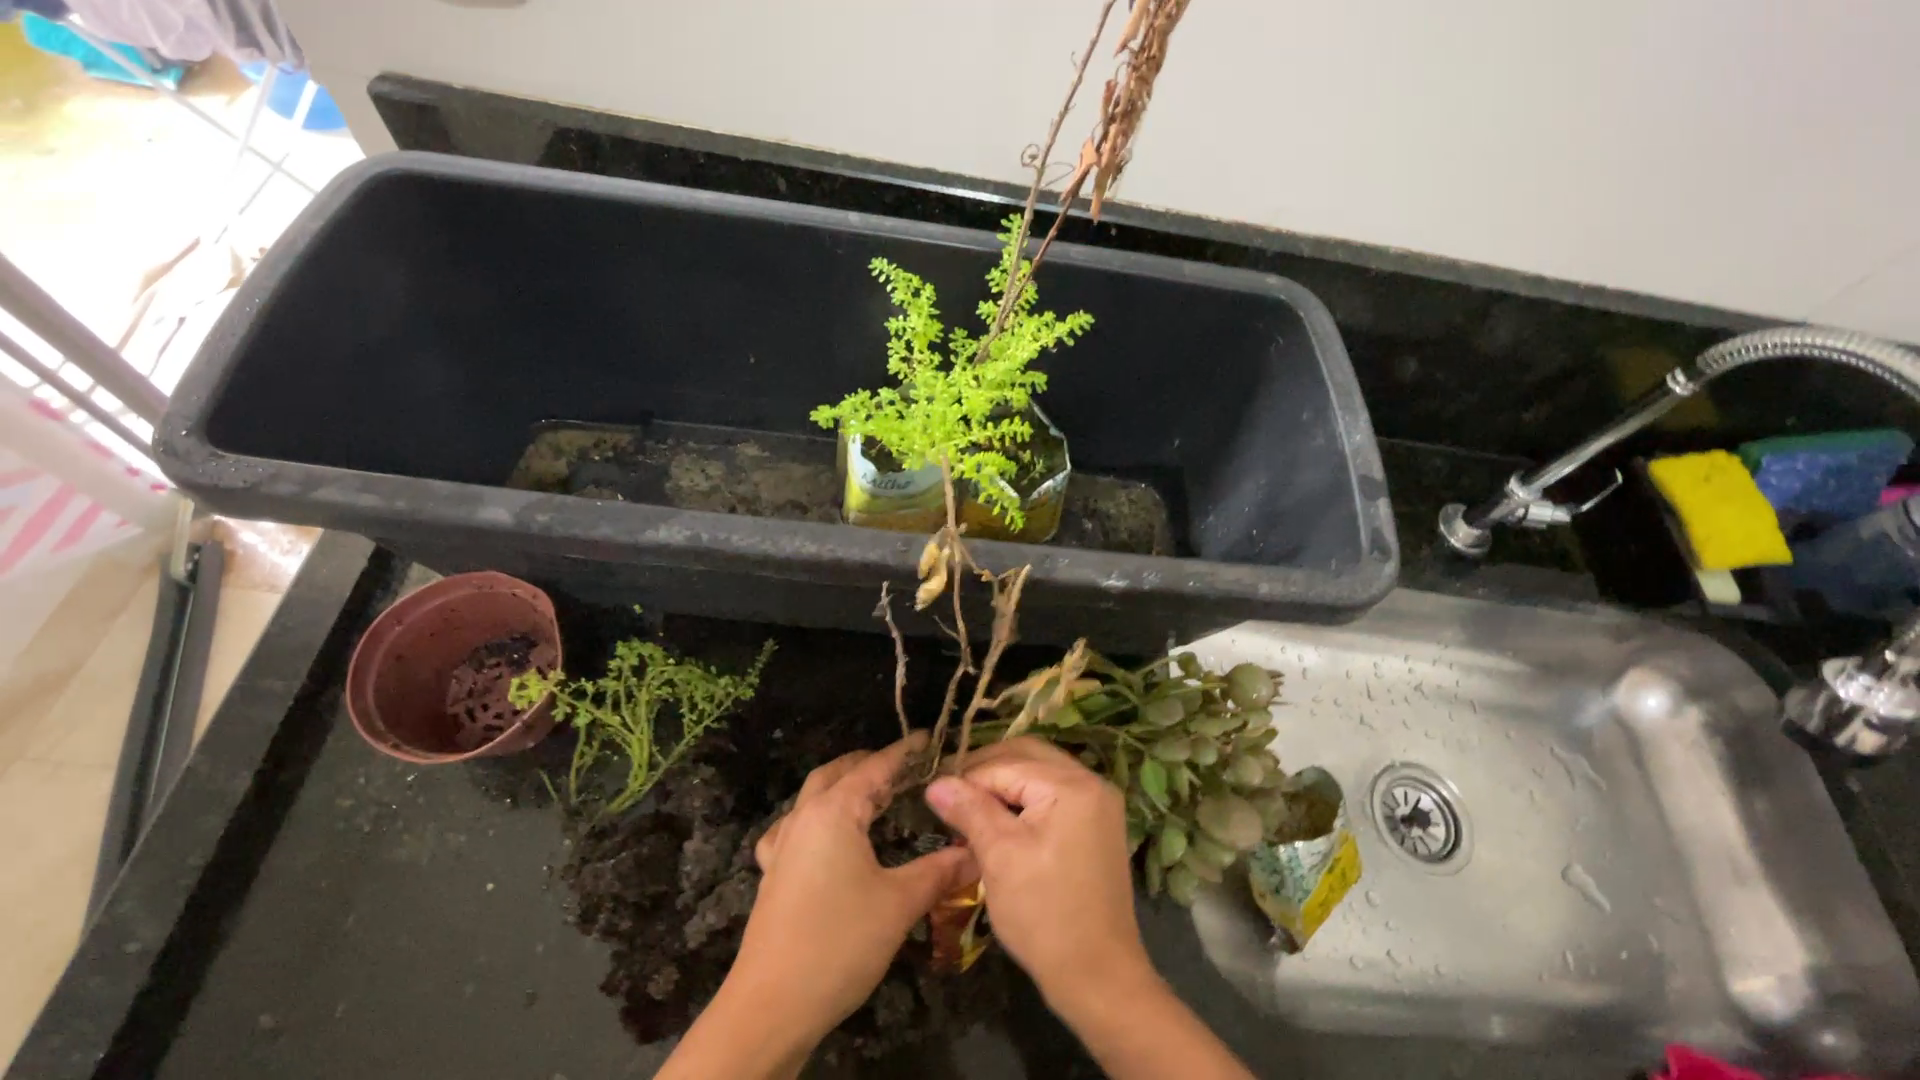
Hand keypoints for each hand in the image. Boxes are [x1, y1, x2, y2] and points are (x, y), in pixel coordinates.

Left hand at [737, 733, 977, 1039]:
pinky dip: (816, 819)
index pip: (875, 767)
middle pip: (838, 774)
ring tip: (874, 796)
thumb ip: (940, 871)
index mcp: (834, 812)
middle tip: (907, 768)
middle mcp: (804, 818)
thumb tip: (977, 852)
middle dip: (871, 764)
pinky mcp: (773, 873)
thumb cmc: (840, 942)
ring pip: (813, 798)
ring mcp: (783, 846)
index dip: (904, 751)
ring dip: (843, 788)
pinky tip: (826, 838)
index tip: (930, 738)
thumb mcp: (900, 903)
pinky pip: (794, 829)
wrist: (773, 1003)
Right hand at [924, 737, 1154, 1009]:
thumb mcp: (999, 857)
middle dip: (985, 770)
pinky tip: (998, 821)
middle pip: (1027, 755)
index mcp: (1072, 785)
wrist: (1097, 974)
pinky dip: (1024, 800)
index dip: (966, 777)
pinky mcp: (1097, 825)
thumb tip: (935, 782)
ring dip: (1003, 783)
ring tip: (968, 808)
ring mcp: (1099, 804)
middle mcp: (1092, 783)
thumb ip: (969, 810)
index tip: (932, 794)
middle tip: (948, 793)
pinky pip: (1053, 795)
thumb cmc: (1044, 915)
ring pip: (1039, 773)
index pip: (1005, 763)